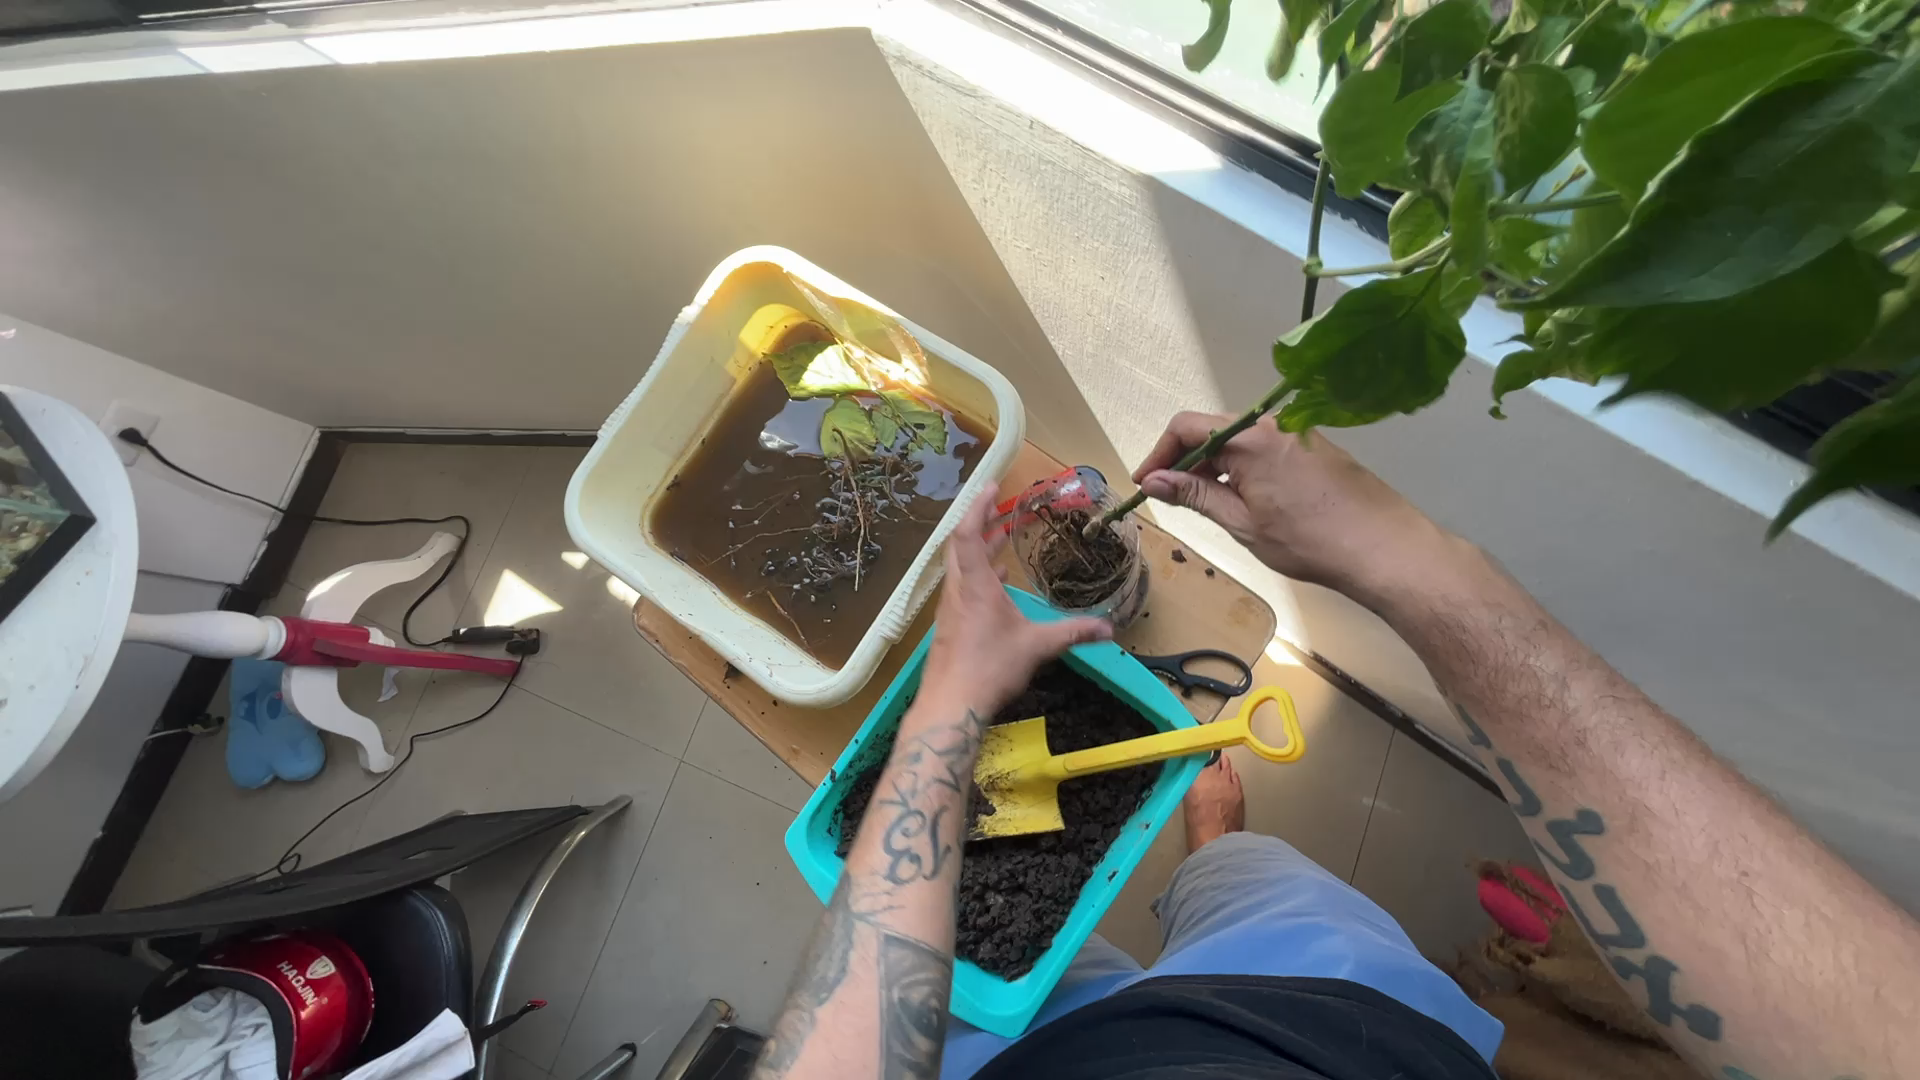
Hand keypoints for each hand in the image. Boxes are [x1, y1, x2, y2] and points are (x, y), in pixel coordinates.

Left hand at [918, 491, 1111, 717]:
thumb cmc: (989, 668)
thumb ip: (1073, 633)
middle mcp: (958, 590)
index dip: (977, 507)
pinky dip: (977, 573)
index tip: (990, 488)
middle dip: (980, 522)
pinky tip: (996, 583)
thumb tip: (1108, 629)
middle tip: (999, 507)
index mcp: (975, 584)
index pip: (969, 533)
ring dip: (979, 548)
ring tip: (1001, 538)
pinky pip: (962, 586)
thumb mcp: (1037, 646)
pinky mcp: (950, 625)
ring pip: (960, 566)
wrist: (952, 704)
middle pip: (961, 544)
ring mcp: (950, 608)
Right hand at [1132, 412, 1459, 601]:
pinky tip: (1240, 498)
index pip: (1185, 427)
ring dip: (1211, 466)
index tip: (1146, 485)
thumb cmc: (1308, 540)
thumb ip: (1194, 495)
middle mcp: (1271, 425)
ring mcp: (1295, 433)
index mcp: (1250, 438)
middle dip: (1183, 461)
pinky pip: (1260, 448)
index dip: (1158, 455)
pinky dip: (1239, 468)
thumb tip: (1153, 481)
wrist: (1384, 548)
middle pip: (1210, 430)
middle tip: (1168, 497)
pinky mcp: (1311, 447)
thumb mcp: (1240, 521)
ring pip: (1236, 441)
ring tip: (1201, 503)